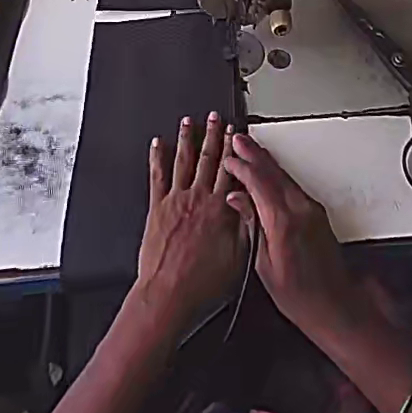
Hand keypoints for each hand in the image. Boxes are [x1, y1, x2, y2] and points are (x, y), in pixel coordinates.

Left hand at [133, 113, 245, 337]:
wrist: (169, 295)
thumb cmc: (203, 282)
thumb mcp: (240, 258)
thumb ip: (248, 226)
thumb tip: (254, 204)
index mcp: (220, 208)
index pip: (230, 170)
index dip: (233, 148)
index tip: (234, 132)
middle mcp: (198, 198)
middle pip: (207, 159)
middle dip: (212, 135)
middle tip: (214, 117)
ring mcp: (176, 200)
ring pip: (183, 161)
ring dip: (186, 139)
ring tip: (188, 122)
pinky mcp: (157, 208)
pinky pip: (157, 176)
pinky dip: (156, 158)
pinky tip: (157, 145)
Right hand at [222, 132, 361, 340]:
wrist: (336, 305)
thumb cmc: (300, 295)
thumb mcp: (264, 265)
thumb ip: (251, 225)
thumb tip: (237, 200)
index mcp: (283, 222)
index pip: (258, 182)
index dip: (241, 167)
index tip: (228, 159)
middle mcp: (300, 209)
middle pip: (273, 172)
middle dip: (254, 153)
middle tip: (238, 138)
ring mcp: (311, 209)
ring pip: (284, 176)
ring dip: (266, 160)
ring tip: (250, 147)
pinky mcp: (317, 212)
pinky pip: (293, 185)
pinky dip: (277, 174)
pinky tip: (269, 171)